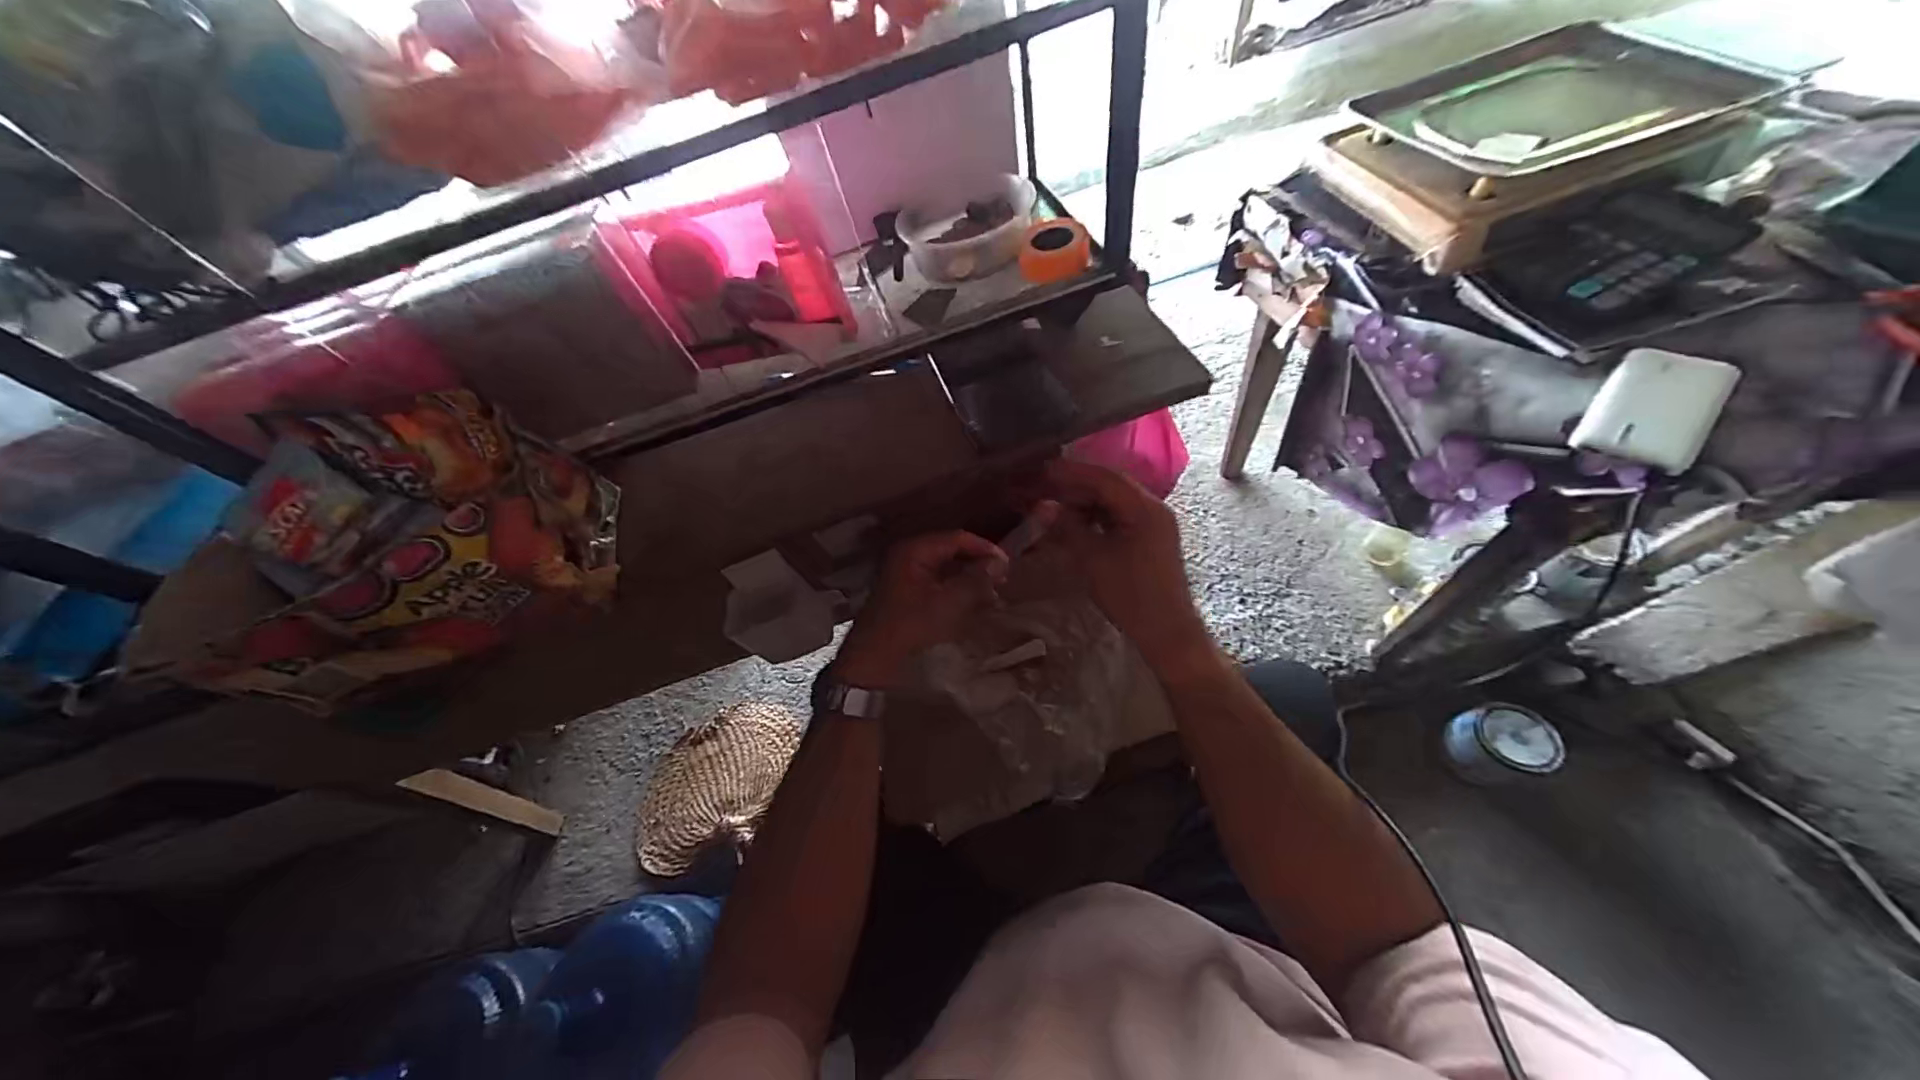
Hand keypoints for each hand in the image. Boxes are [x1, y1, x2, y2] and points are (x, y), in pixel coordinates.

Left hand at [834, 530, 1008, 687]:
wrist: (872, 662)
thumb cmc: (910, 628)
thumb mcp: (949, 603)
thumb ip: (976, 580)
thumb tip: (1000, 562)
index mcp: (914, 551)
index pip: (957, 538)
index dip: (984, 548)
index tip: (1008, 565)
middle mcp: (907, 556)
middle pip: (951, 551)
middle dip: (978, 563)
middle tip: (1002, 579)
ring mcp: (905, 575)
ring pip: (945, 568)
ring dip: (969, 578)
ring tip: (992, 593)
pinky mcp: (906, 595)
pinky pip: (937, 583)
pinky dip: (956, 590)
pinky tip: (972, 604)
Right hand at [1042, 459, 1215, 676]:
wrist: (1167, 631)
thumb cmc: (1131, 596)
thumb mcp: (1093, 559)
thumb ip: (1068, 527)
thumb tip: (1042, 505)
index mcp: (1145, 508)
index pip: (1104, 477)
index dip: (1071, 472)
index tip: (1041, 470)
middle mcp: (1153, 508)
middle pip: (1110, 485)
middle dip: (1075, 486)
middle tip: (1042, 489)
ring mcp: (1154, 523)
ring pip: (1114, 501)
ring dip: (1084, 502)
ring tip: (1053, 507)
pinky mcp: (1150, 538)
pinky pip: (1119, 516)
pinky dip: (1096, 517)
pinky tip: (1074, 524)